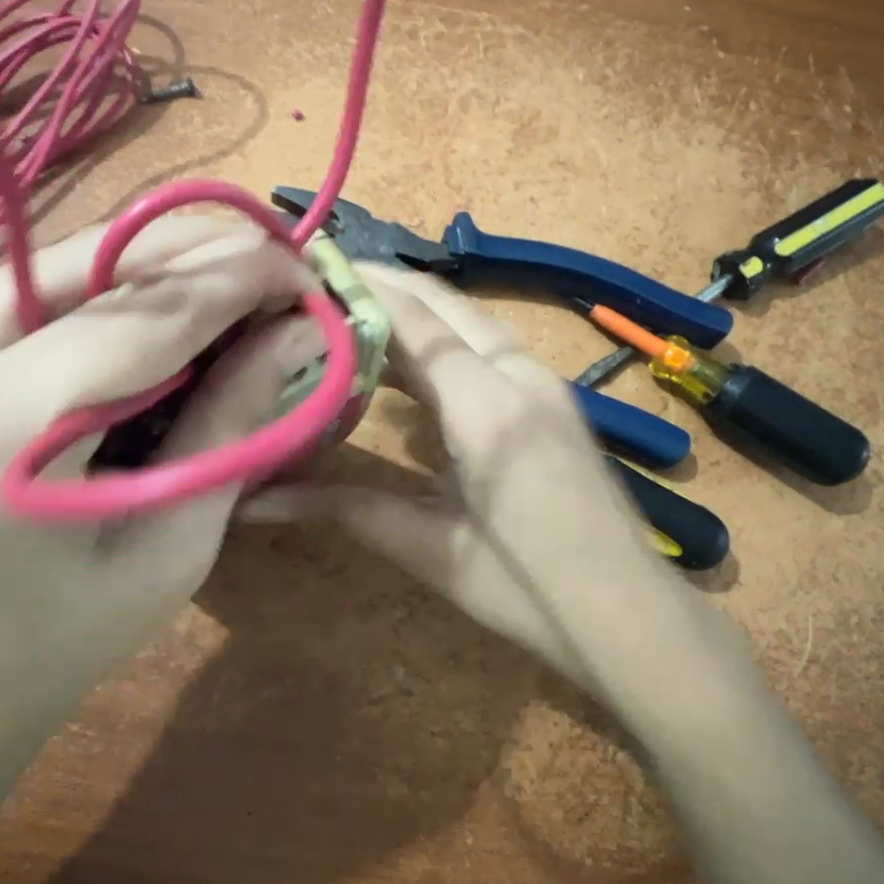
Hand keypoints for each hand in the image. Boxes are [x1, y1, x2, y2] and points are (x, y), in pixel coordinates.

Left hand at [0, 214, 320, 716]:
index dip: (232, 279)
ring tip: (224, 285)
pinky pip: (9, 301)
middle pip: (82, 264)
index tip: (303, 266)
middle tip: (273, 259)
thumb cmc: (59, 646)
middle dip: (191, 254)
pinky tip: (142, 322)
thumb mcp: (171, 546)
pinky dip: (86, 302)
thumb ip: (232, 421)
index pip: (137, 315)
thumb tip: (300, 328)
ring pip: (44, 269)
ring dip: (142, 272)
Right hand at [246, 265, 709, 694]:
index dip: (360, 289)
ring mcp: (544, 386)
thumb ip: (346, 508)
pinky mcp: (552, 404)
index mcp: (488, 408)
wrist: (629, 615)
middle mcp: (520, 377)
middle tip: (318, 280)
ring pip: (472, 323)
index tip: (303, 268)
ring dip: (415, 311)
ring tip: (350, 311)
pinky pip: (490, 349)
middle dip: (385, 285)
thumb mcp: (430, 549)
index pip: (415, 324)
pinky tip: (406, 366)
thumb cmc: (528, 590)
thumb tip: (254, 499)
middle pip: (447, 307)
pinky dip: (444, 341)